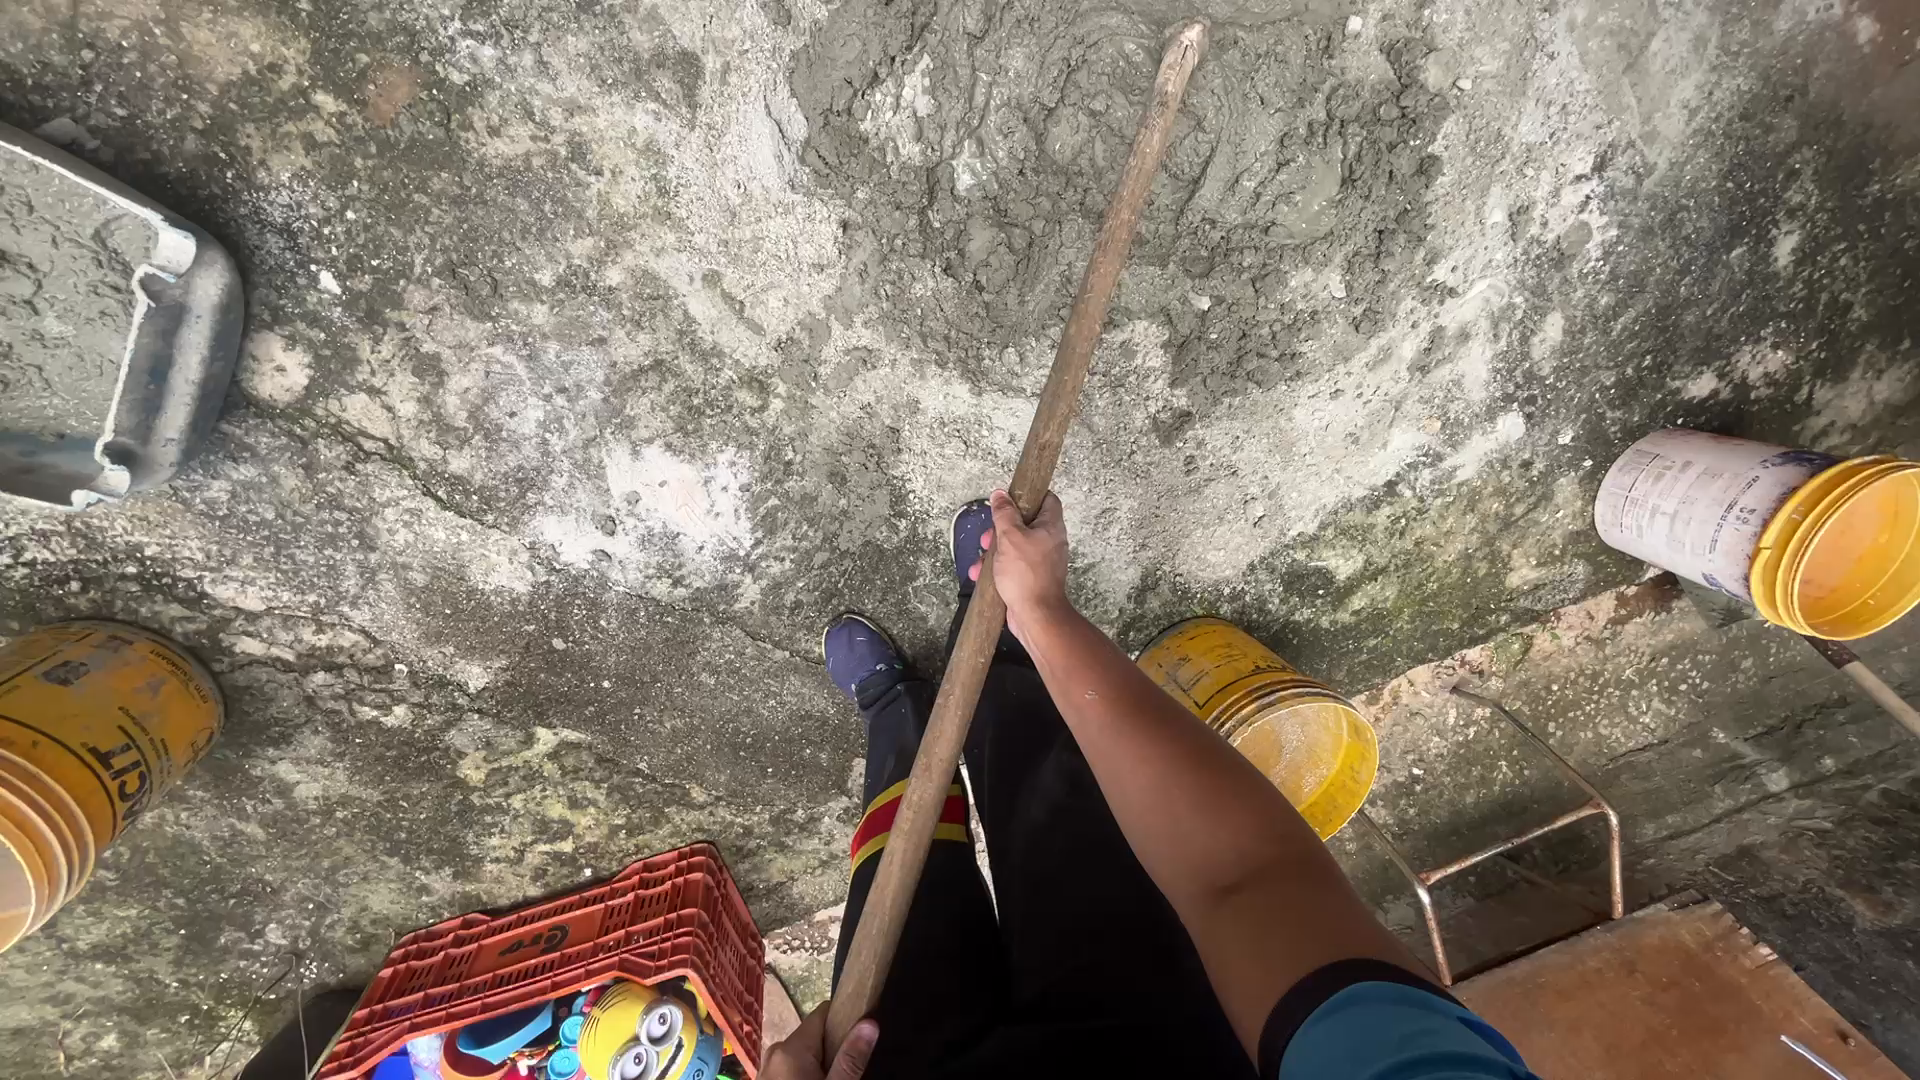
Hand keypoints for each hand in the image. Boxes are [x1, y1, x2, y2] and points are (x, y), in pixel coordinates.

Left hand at [762, 1003, 877, 1079]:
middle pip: (814, 1035)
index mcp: (791, 1047)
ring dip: (817, 1065)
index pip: (824, 1013)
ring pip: (801, 1055)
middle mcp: (775, 1050)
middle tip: (843, 1073)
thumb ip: (850, 1058)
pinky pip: (789, 1070)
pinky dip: (802, 1075)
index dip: (843, 1022)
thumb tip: (870, 1022)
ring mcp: (765, 1069)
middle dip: (831, 1050)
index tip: (857, 1039)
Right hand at [972, 489, 1071, 642]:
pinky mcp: (1029, 577)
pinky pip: (1011, 565)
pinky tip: (982, 575)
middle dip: (1001, 529)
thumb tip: (1000, 495)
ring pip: (1013, 545)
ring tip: (983, 560)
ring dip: (994, 551)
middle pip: (1024, 523)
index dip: (1027, 495)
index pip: (1047, 499)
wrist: (1035, 615)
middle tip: (990, 536)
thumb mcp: (1010, 537)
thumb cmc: (1027, 576)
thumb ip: (1004, 514)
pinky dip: (996, 568)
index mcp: (1050, 527)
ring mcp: (1040, 561)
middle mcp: (1048, 542)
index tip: (1009, 498)